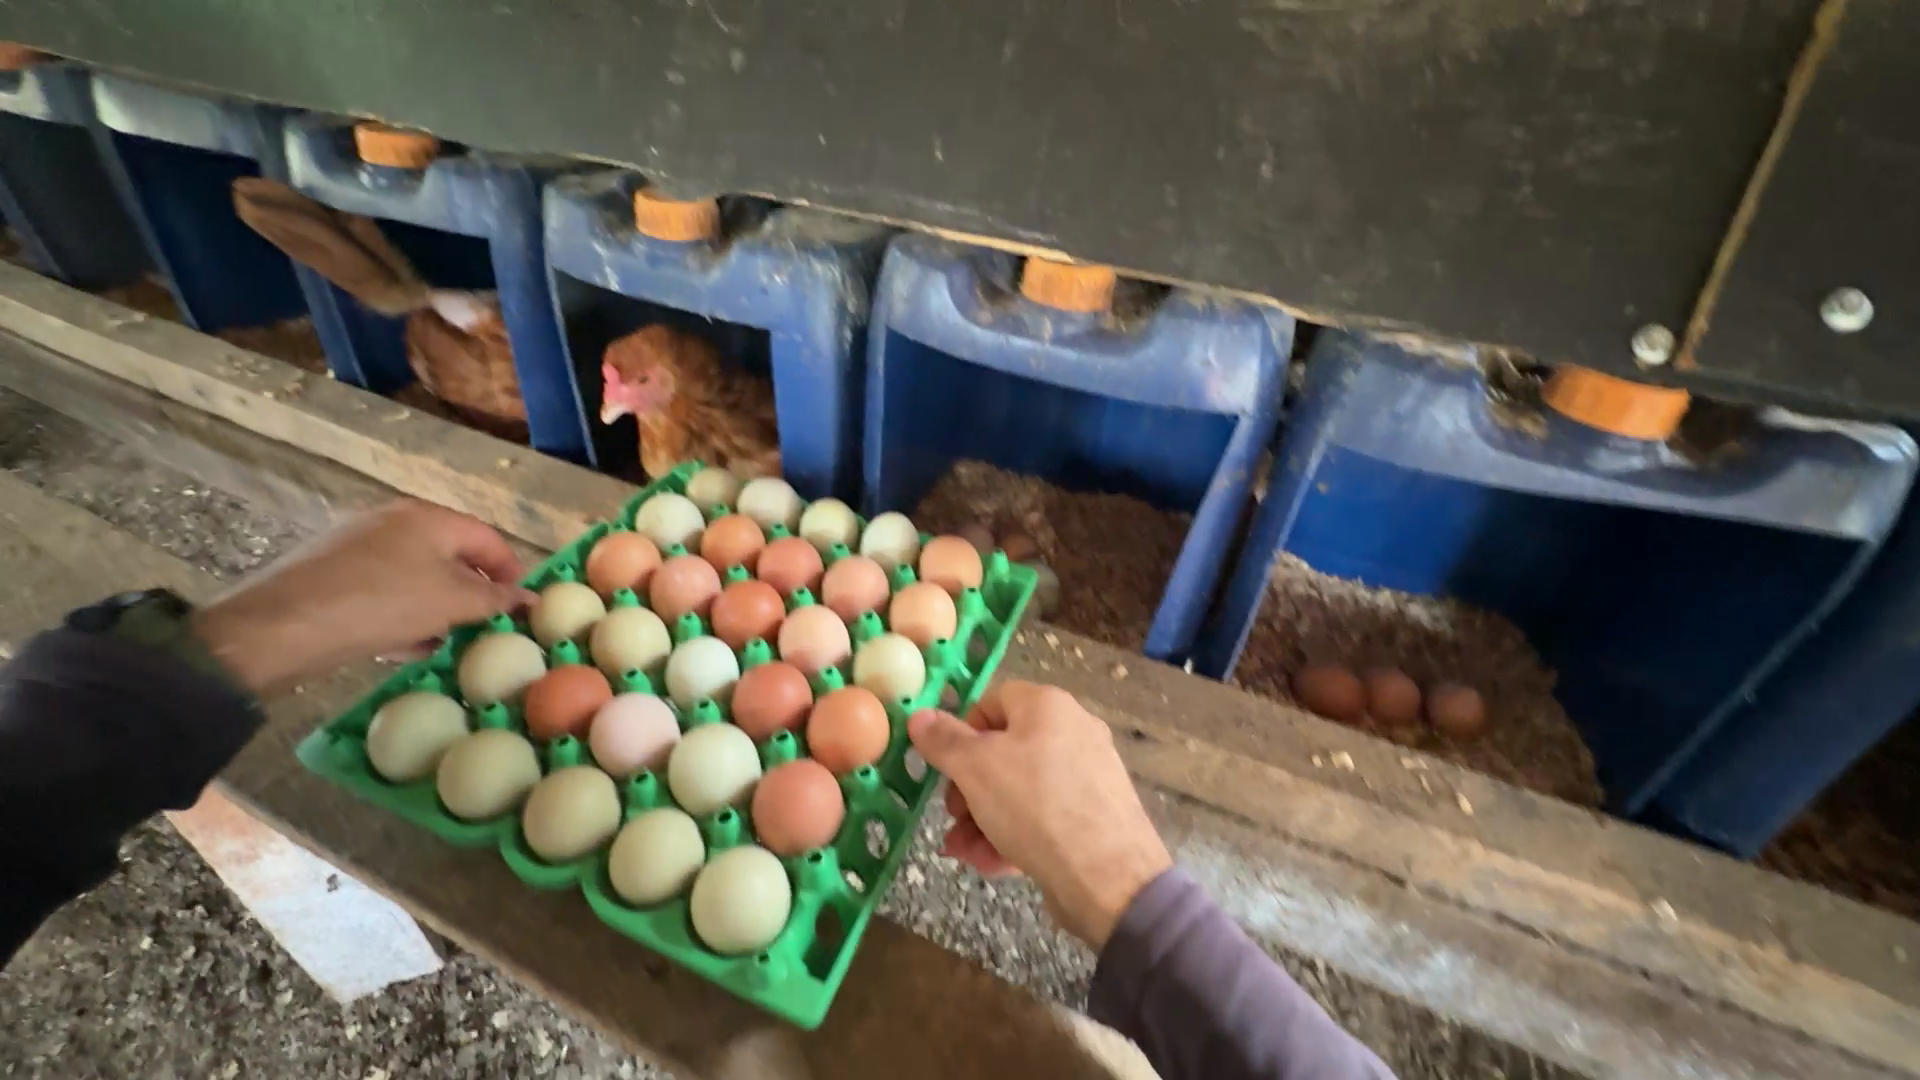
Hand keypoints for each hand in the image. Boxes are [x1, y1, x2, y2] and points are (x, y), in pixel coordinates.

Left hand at [191, 500, 534, 693]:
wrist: (275, 630)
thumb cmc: (381, 604)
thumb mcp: (453, 602)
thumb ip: (497, 599)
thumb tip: (529, 599)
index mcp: (429, 517)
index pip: (489, 539)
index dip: (512, 572)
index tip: (519, 606)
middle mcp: (393, 521)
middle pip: (452, 556)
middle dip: (473, 592)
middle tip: (484, 625)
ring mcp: (357, 545)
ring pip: (418, 574)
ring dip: (439, 606)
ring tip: (446, 640)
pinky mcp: (330, 572)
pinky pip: (385, 587)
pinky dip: (404, 611)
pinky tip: (404, 643)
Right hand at [908, 681, 1172, 948]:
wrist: (1108, 877)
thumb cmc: (1035, 805)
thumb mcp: (975, 769)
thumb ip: (943, 741)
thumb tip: (919, 716)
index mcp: (1047, 705)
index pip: (993, 700)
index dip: (963, 731)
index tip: (945, 767)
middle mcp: (1072, 730)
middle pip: (1004, 749)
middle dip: (968, 787)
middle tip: (952, 815)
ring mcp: (1087, 774)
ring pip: (1020, 789)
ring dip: (983, 818)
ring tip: (962, 851)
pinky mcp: (1094, 814)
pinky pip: (1044, 815)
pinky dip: (1014, 834)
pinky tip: (992, 864)